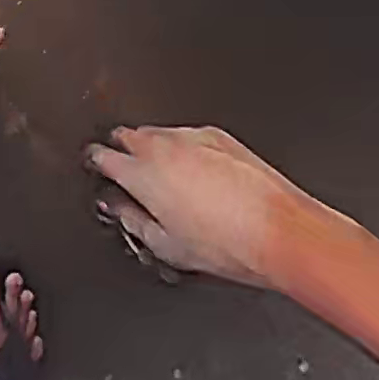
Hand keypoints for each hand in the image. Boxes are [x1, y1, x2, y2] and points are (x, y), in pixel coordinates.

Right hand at [85, 126, 345, 289]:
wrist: (282, 232)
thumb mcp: (166, 246)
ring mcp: (189, 137)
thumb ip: (131, 220)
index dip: (96, 160)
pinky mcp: (216, 135)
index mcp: (139, 173)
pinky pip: (187, 135)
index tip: (97, 165)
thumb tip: (116, 207)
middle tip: (129, 169)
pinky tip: (199, 174)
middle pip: (125, 135)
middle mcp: (159, 147)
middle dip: (122, 149)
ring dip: (154, 148)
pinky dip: (185, 148)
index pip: (101, 154)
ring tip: (170, 178)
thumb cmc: (228, 245)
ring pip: (157, 133)